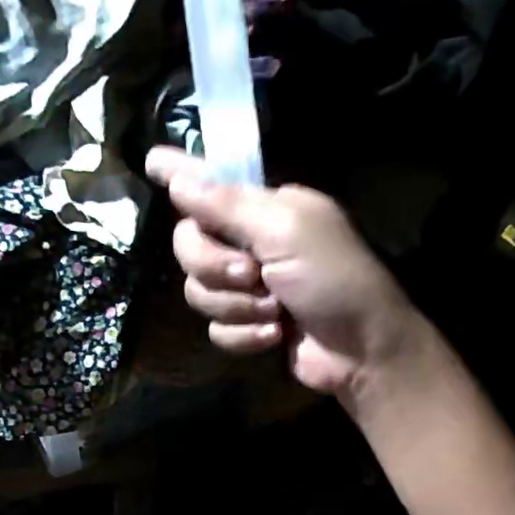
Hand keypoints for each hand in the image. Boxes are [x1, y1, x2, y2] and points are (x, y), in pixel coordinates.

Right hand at [146, 147, 421, 396]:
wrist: (363, 351)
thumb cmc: (334, 280)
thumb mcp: (286, 231)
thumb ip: (229, 205)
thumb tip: (175, 177)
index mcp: (265, 208)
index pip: (212, 183)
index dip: (182, 176)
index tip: (151, 163)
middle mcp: (252, 243)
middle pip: (190, 244)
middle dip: (214, 265)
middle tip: (253, 275)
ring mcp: (251, 288)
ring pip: (199, 291)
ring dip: (237, 306)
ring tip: (275, 312)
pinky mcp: (251, 327)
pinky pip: (217, 328)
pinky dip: (245, 335)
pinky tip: (275, 337)